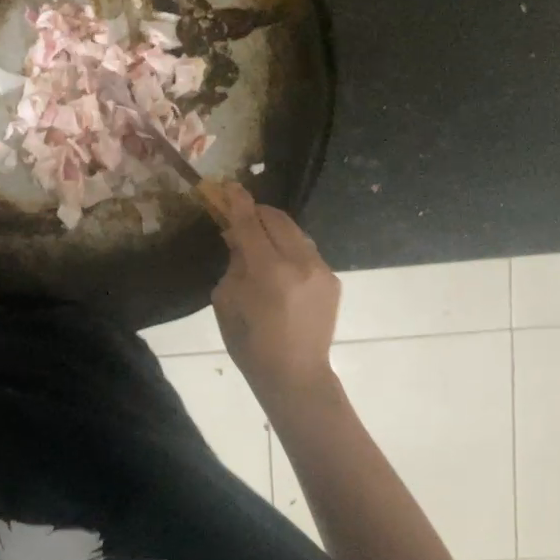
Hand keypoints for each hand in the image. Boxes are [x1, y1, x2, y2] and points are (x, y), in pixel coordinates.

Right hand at [210, 182, 340, 400]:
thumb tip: (239, 238)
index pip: (250, 224)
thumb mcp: (227, 300)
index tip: (228, 186)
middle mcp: (300, 263)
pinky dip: (288, 249)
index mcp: (269, 271)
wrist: (294, 373)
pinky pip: (306, 252)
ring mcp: (321, 271)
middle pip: (277, 220)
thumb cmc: (249, 342)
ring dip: (274, 230)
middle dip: (257, 213)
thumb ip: (234, 263)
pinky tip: (277, 265)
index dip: (237, 203)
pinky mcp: (332, 280)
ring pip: (295, 233)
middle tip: (239, 215)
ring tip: (257, 241)